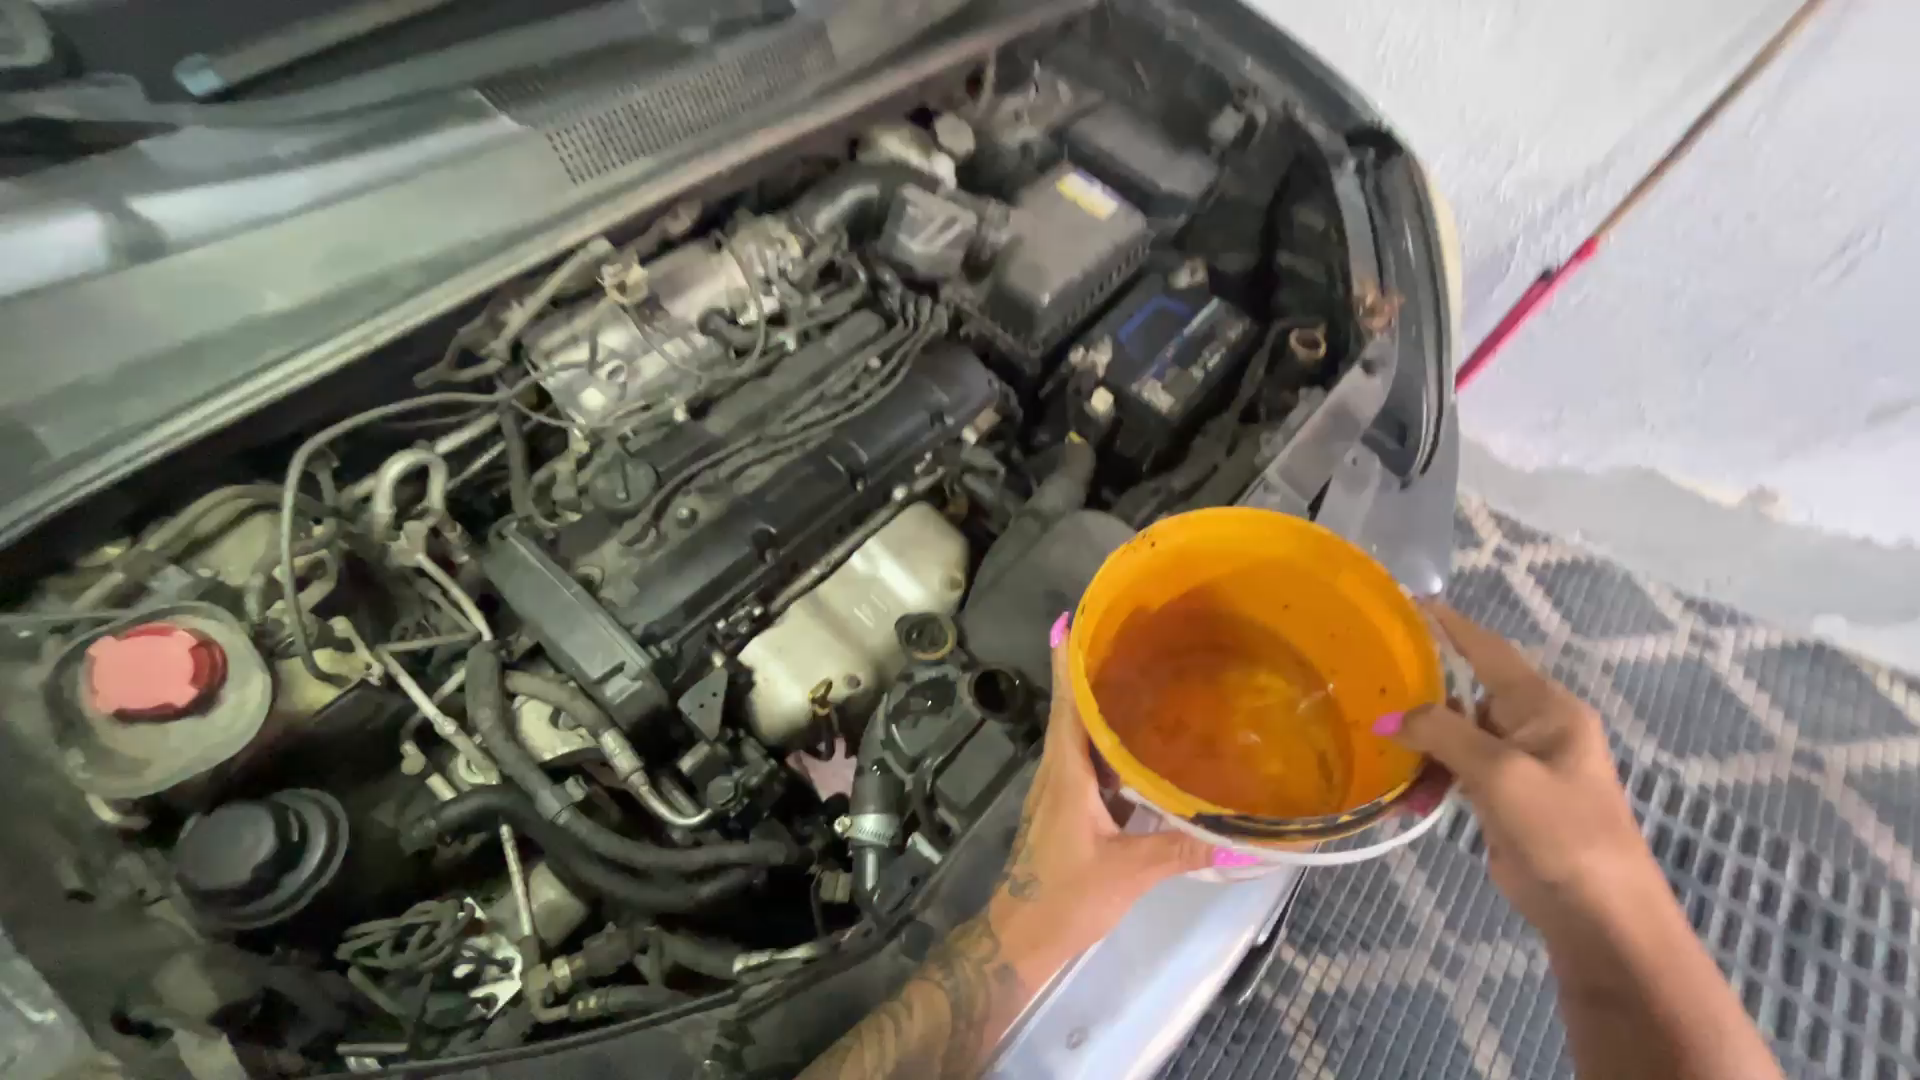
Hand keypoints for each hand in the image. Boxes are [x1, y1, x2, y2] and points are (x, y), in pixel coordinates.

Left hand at [990, 614, 1212, 957]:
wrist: (1023, 933)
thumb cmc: (1065, 895)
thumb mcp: (1127, 871)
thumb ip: (1181, 852)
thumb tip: (1245, 842)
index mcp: (1065, 771)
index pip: (1065, 703)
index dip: (1065, 661)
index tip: (1069, 619)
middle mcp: (1058, 769)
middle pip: (1073, 709)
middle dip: (1090, 671)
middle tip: (1123, 637)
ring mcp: (1060, 788)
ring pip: (1081, 736)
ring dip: (1101, 706)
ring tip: (1138, 678)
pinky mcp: (1068, 807)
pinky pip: (1090, 762)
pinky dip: (1110, 744)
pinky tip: (1139, 747)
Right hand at [1379, 604, 1653, 931]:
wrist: (1597, 912)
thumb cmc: (1560, 828)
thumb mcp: (1498, 772)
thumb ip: (1441, 731)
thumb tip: (1389, 718)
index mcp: (1546, 708)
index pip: (1490, 651)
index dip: (1451, 625)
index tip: (1409, 602)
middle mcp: (1533, 726)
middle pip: (1463, 693)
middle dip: (1419, 695)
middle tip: (1367, 685)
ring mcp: (1517, 763)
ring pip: (1452, 734)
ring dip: (1419, 748)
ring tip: (1380, 753)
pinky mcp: (1502, 796)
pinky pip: (1453, 769)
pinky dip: (1429, 779)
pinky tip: (1406, 799)